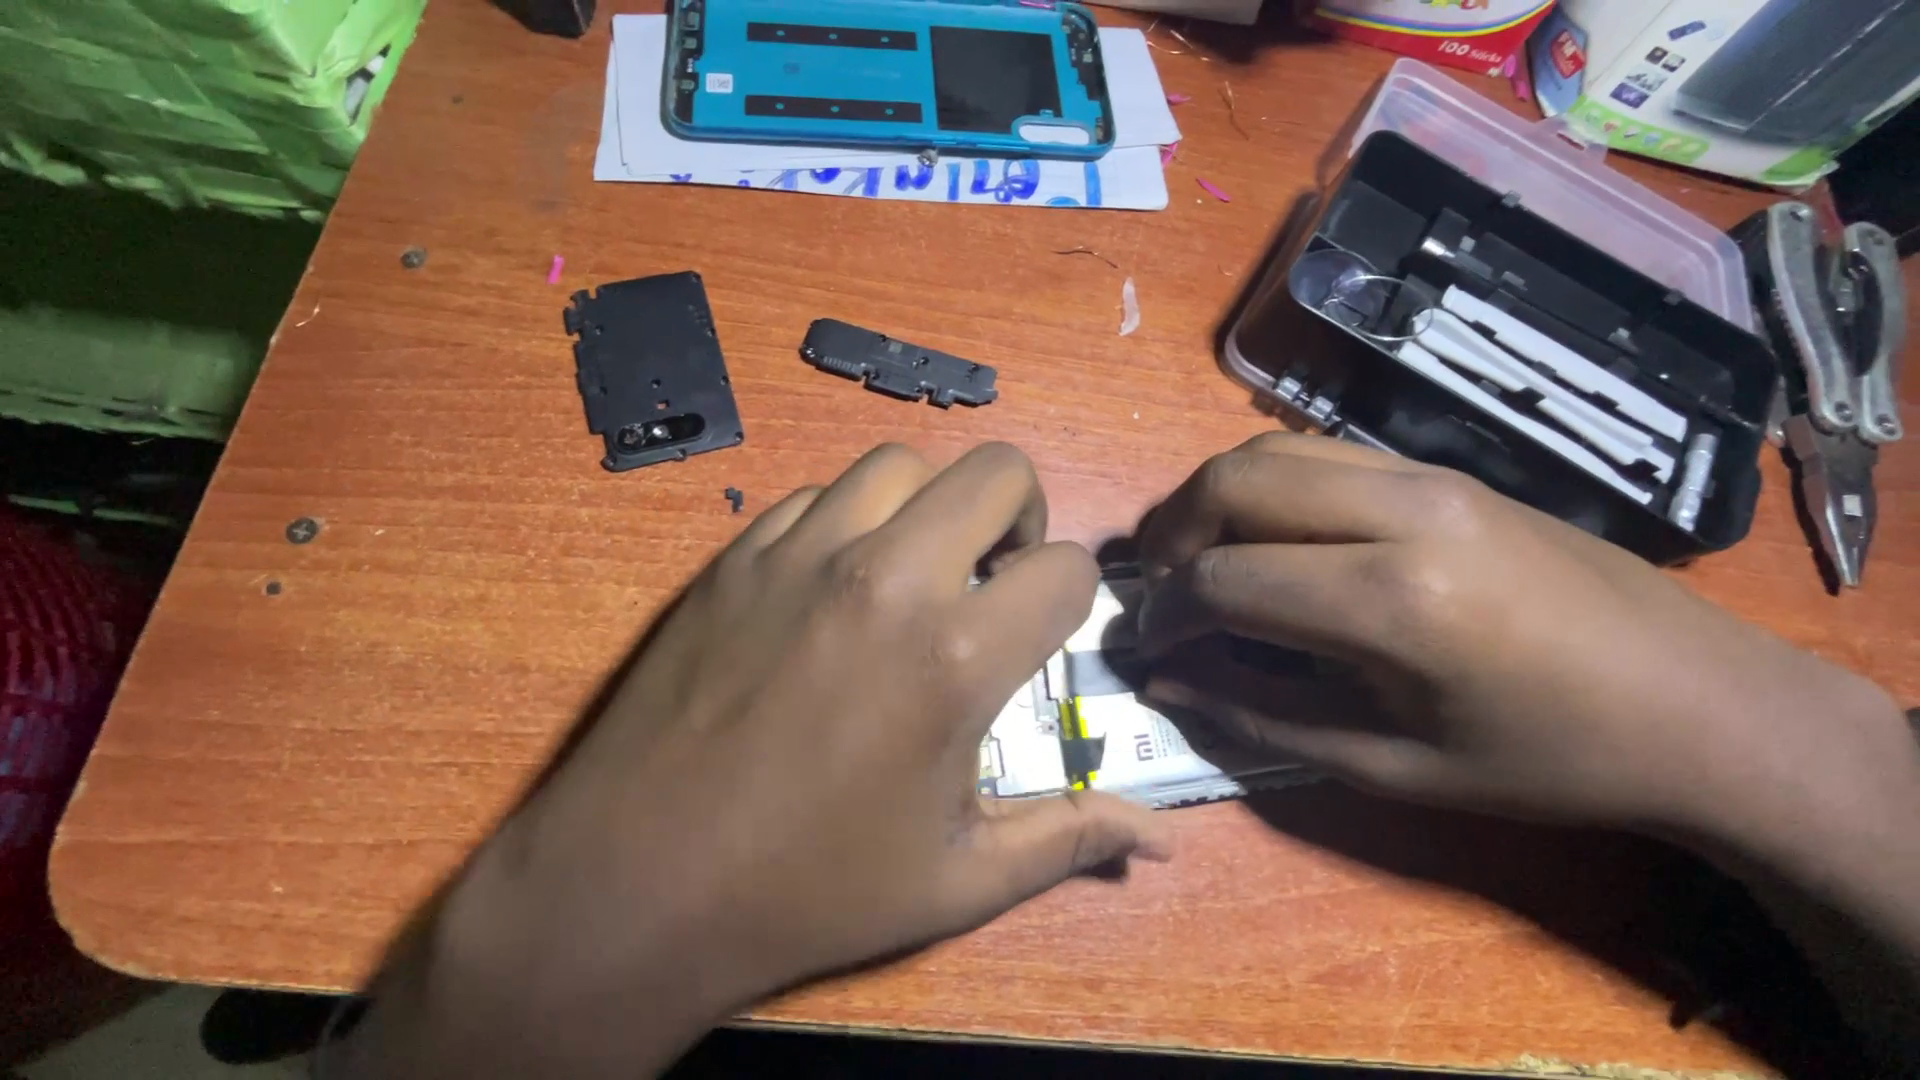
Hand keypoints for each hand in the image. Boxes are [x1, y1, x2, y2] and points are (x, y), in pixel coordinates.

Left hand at [341, 443, 1167, 1077]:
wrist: (638, 883)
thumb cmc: (810, 889)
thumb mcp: (959, 881)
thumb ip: (1070, 838)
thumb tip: (1163, 841)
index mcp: (956, 656)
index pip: (1067, 569)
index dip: (1070, 601)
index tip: (1040, 637)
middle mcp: (887, 578)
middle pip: (998, 471)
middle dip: (1019, 519)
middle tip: (992, 580)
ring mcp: (803, 553)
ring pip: (902, 465)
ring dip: (931, 508)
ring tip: (915, 571)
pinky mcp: (737, 554)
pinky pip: (818, 496)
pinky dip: (849, 522)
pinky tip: (832, 586)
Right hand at [1136, 433, 1913, 841]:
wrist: (1701, 704)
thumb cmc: (1542, 760)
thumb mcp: (1388, 766)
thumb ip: (1257, 716)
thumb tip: (1164, 680)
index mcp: (1393, 602)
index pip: (1224, 579)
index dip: (1165, 615)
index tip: (1148, 647)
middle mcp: (1402, 510)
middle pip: (1231, 483)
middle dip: (1171, 535)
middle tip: (1162, 593)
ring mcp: (1425, 474)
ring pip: (1267, 449)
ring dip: (1209, 500)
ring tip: (1198, 559)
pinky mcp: (1440, 466)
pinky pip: (1316, 451)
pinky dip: (1260, 484)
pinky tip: (1263, 535)